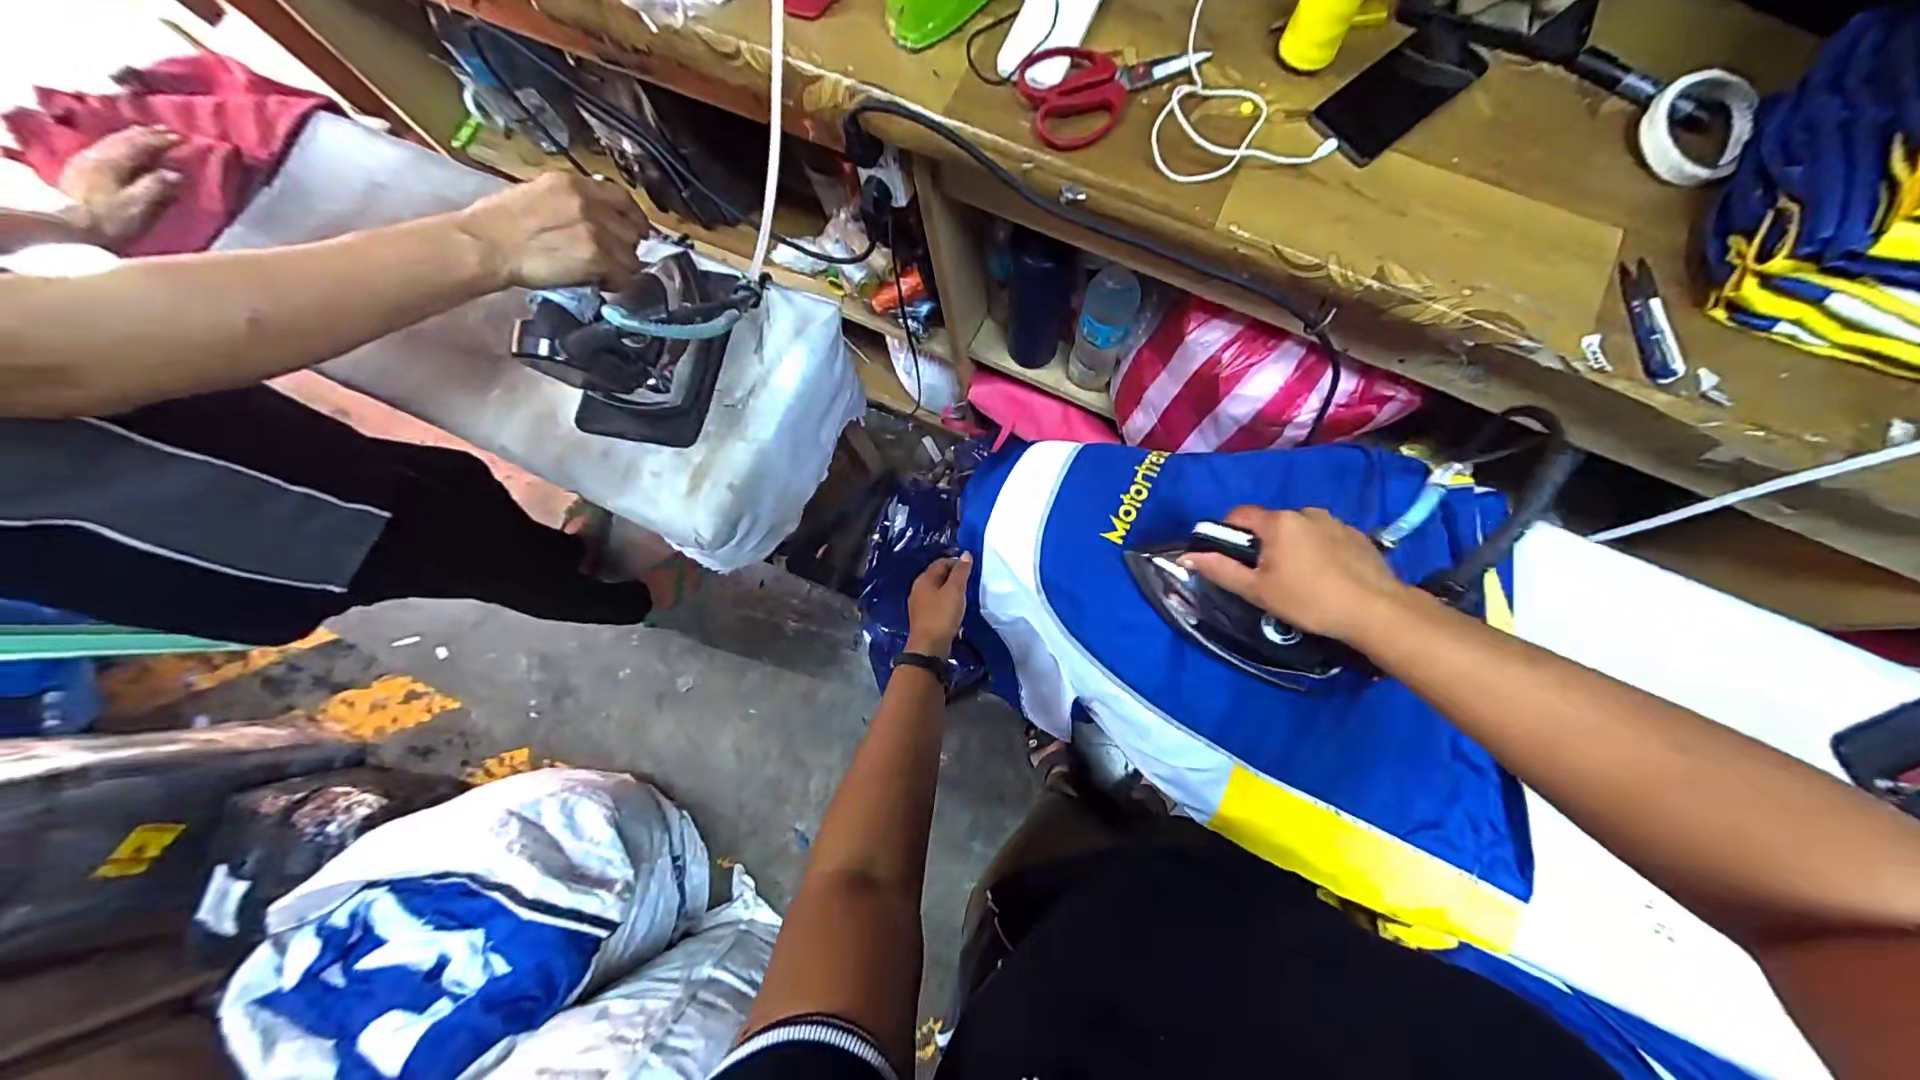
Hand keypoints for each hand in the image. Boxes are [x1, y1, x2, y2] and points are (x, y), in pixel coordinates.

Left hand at [56, 126, 182, 248]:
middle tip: (169, 131)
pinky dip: (120, 144)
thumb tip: (177, 173)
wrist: (68, 227)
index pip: (141, 146)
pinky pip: (104, 149)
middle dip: (147, 134)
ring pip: (112, 141)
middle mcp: (97, 156)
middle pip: (124, 139)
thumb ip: (158, 187)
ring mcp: (85, 161)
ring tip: (149, 134)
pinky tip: (126, 147)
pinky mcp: (81, 169)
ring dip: (133, 136)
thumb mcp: (140, 206)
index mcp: (113, 163)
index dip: (163, 140)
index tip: (184, 137)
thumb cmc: (110, 219)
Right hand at [457, 173, 647, 291]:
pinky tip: (602, 283)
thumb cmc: (502, 222)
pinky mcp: (598, 258)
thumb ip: (573, 201)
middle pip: (632, 230)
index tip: (633, 229)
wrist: (487, 245)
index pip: (623, 197)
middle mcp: (590, 204)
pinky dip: (617, 283)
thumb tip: (599, 214)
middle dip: (626, 246)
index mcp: (574, 184)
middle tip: (613, 257)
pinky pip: (625, 276)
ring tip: (604, 272)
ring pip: (632, 256)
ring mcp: (596, 231)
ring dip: (622, 268)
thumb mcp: (539, 194)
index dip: (633, 217)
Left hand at [905, 554, 972, 658]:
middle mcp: (918, 589)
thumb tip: (966, 554)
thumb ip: (961, 572)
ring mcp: (919, 604)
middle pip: (937, 575)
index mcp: (924, 579)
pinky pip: (936, 602)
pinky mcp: (923, 617)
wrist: (929, 647)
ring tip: (965, 593)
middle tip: (970, 580)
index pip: (941, 562)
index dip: (956, 562)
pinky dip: (946, 600)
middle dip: (954, 574)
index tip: (971, 568)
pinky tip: (955, 607)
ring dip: (950, 589)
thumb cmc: (942, 615)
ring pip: (937, 589)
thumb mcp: (955, 591)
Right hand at [1180, 506, 1411, 642]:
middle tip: (1267, 577)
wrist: (1375, 610)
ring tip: (1300, 578)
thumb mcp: (1257, 590)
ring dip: (1292, 546)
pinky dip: (1318, 551)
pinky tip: (1325, 577)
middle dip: (1263, 544)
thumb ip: (1220, 569)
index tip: (1230, 559)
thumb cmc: (1308, 600)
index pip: (1239, 514)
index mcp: (1278, 522)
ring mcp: (1335, 521)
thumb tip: (1186, 556)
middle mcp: (1305, 512)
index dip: (1227, 533)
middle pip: (1270, 522)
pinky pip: (1324, 537)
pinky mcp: (1357, 535)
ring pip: (1299, 530)